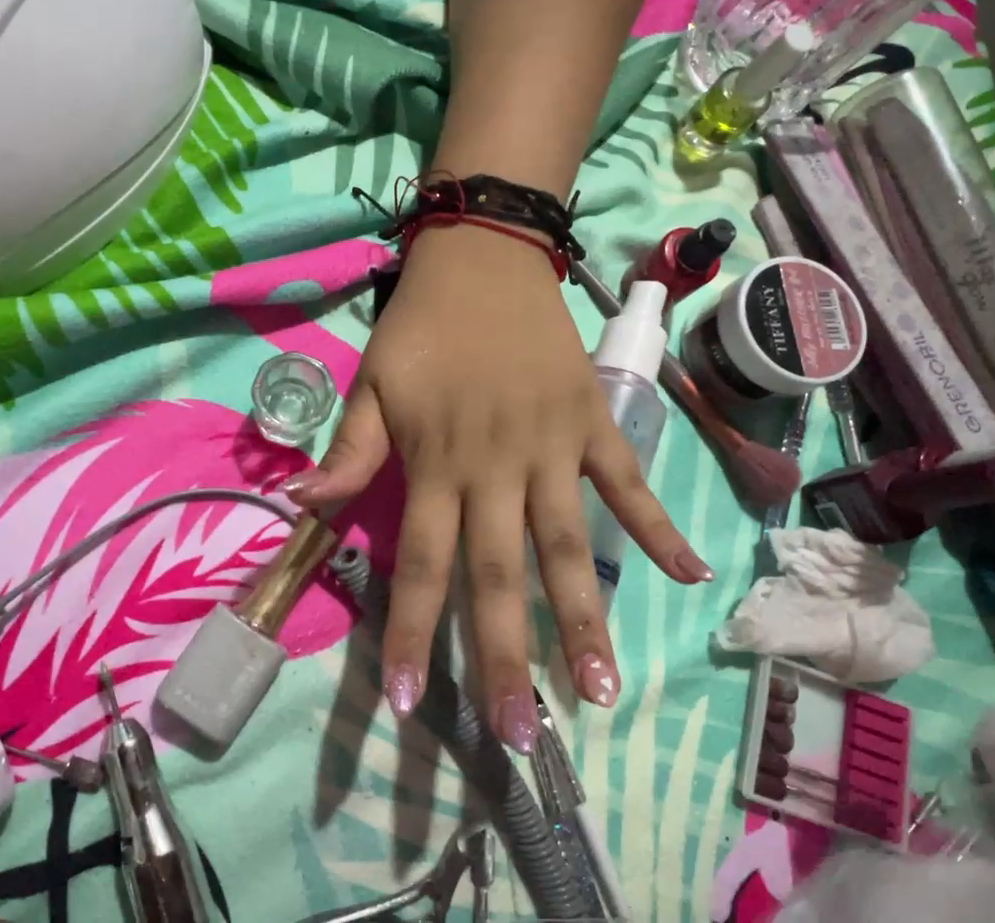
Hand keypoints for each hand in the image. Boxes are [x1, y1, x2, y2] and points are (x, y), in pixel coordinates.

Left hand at [282, 224, 709, 751]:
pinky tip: (691, 575)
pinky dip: (657, 525)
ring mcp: (553, 448)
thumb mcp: (372, 384)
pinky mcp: (595, 423)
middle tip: (521, 737)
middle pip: (500, 573)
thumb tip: (302, 509)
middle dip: (506, 656)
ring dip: (587, 618)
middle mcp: (496, 468)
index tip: (412, 703)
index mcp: (436, 463)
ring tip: (604, 690)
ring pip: (568, 544)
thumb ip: (348, 452)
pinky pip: (627, 481)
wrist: (484, 257)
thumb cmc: (421, 326)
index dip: (415, 633)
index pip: (422, 564)